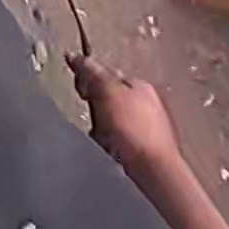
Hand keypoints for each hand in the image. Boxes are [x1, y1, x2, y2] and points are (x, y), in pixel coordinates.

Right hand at [71, 55, 182, 171]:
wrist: (154, 172)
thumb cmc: (132, 127)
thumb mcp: (105, 88)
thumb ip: (90, 69)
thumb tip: (74, 56)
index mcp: (140, 84)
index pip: (105, 72)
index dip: (88, 79)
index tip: (82, 91)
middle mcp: (148, 104)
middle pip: (107, 96)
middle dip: (95, 105)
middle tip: (94, 114)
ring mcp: (150, 130)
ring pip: (111, 119)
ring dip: (101, 126)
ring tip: (102, 135)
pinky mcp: (147, 152)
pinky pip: (118, 140)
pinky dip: (110, 143)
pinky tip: (110, 148)